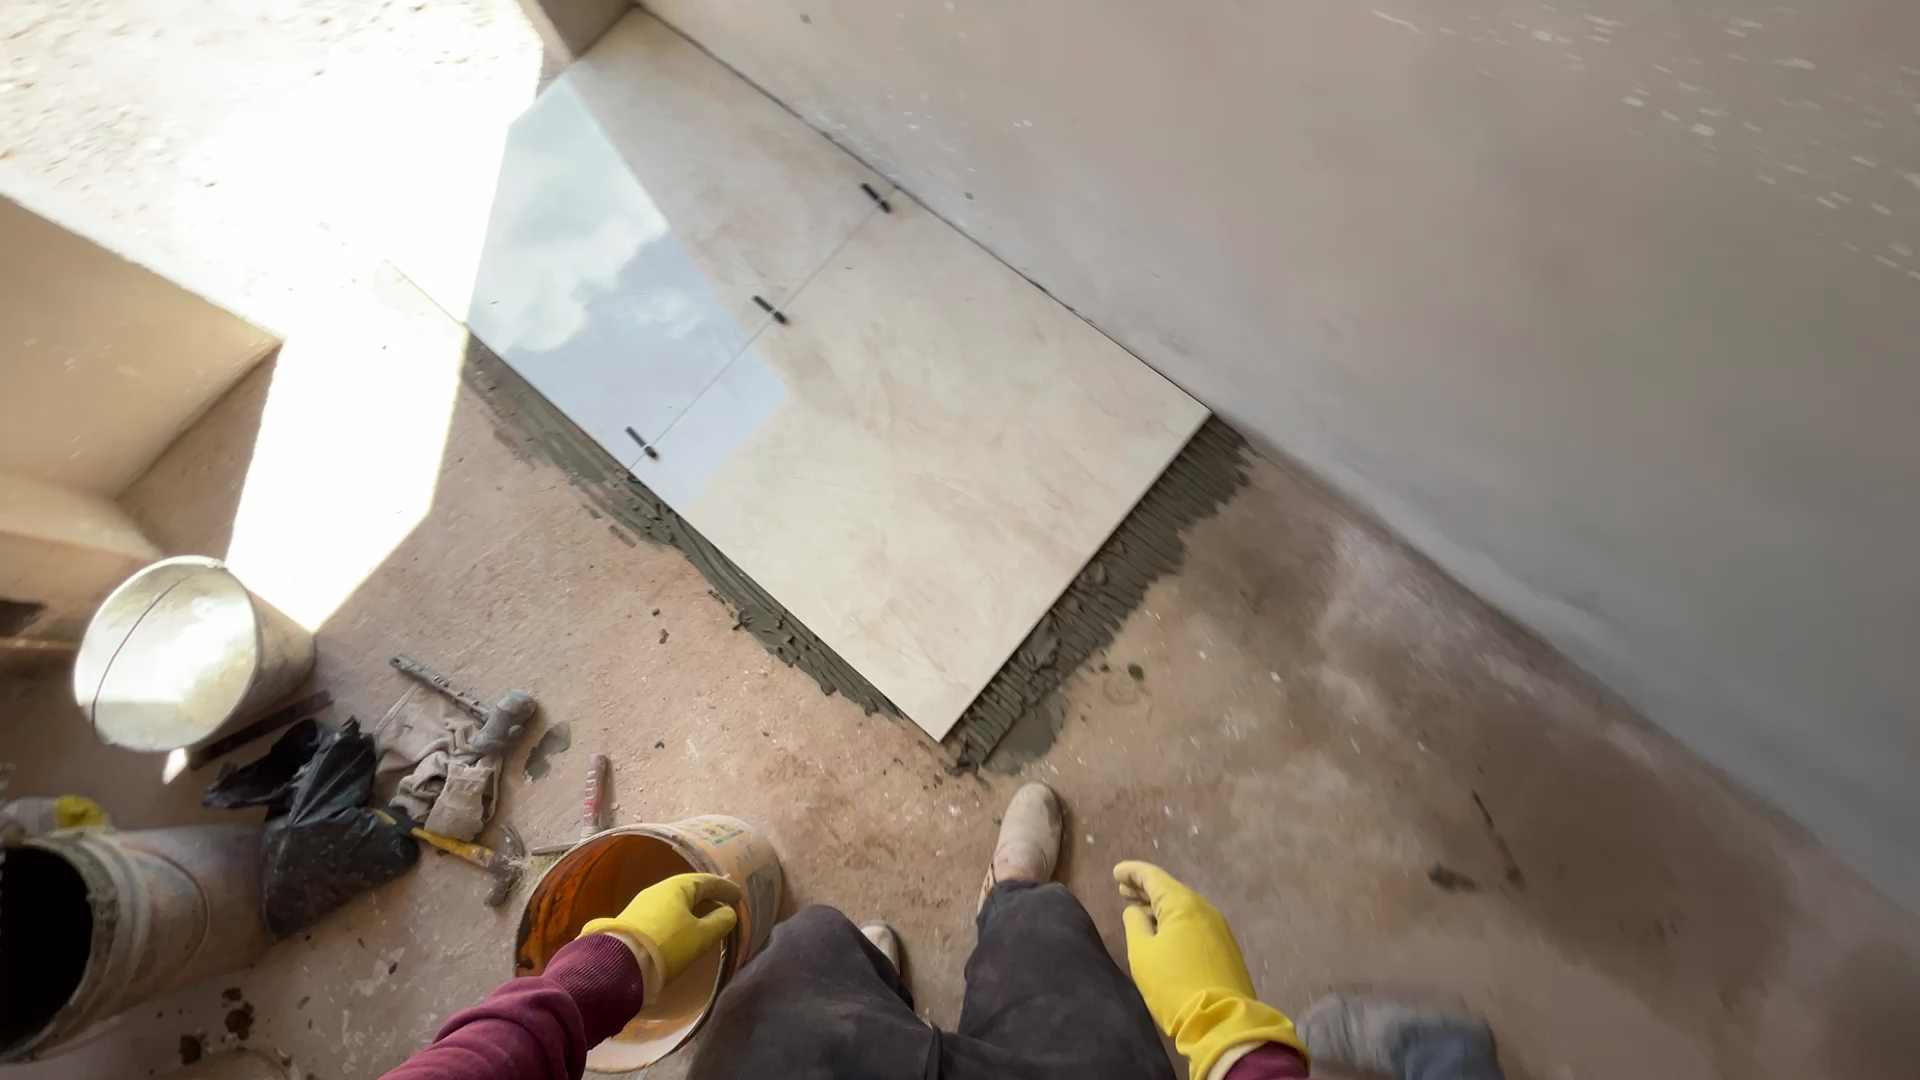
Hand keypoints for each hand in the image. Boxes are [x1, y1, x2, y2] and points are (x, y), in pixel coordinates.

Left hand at [580, 873, 741, 991]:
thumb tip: (728, 912)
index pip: (709, 881)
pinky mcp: (631, 922)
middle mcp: (659, 889)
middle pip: (690, 890)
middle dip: (708, 897)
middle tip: (723, 906)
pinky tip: (680, 931)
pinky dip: (678, 918)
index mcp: (678, 886)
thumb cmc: (667, 946)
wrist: (616, 968)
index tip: (738, 896)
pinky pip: (663, 914)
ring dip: (692, 909)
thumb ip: (720, 922)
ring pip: (675, 902)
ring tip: (703, 921)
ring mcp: (642, 905)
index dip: (725, 888)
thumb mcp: (701, 937)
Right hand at [1114, 861, 1304, 1079]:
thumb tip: (1136, 912)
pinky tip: (1163, 932)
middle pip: (1169, 889)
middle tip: (1123, 890)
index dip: (1132, 872)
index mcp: (1182, 902)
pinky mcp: (1225, 949)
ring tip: (1140, 912)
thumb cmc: (1174, 984)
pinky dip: (1175, 921)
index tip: (1116, 872)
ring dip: (1159, 907)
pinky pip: (1194, 923)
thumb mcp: (1142, 952)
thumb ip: (1134, 923)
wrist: (1223, 1024)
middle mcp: (1203, 908)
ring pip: (1183, 907)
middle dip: (1144, 888)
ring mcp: (1218, 929)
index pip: (1152, 876)